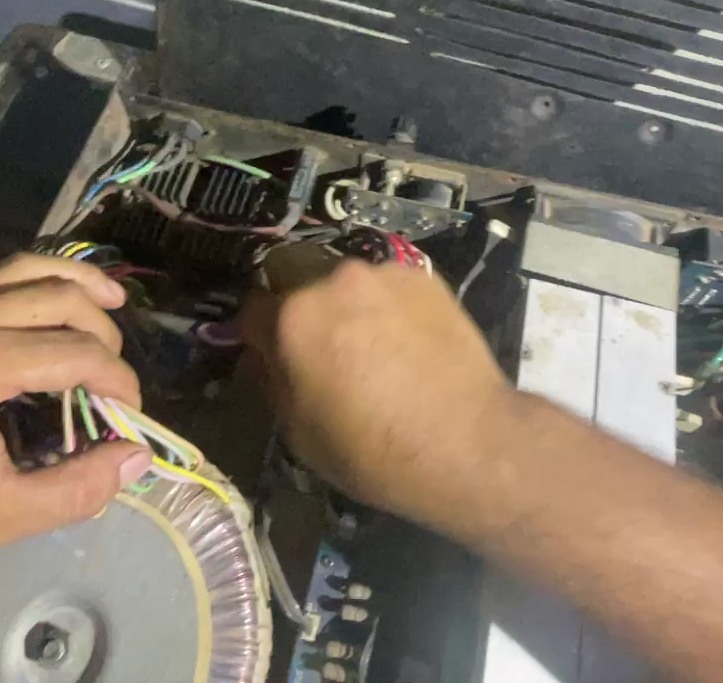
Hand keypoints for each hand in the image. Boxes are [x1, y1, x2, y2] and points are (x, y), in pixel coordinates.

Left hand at [0, 255, 152, 591]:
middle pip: (59, 296)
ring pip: (22, 268)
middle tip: (117, 371)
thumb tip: (138, 458)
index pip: (77, 352)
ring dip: (73, 281)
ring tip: (110, 300)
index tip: (130, 415)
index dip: (118, 380)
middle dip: (103, 330)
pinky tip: (40, 304)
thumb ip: (78, 488)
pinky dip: (27, 279)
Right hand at [240, 259, 518, 521]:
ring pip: (348, 284)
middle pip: (302, 288)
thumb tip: (264, 353)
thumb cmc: (373, 450)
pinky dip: (391, 305)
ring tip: (379, 347)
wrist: (467, 439)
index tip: (276, 354)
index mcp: (293, 317)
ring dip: (351, 307)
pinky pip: (390, 285)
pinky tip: (411, 340)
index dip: (262, 335)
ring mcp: (382, 273)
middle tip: (332, 354)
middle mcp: (332, 280)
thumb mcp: (300, 433)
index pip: (254, 309)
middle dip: (308, 316)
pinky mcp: (423, 275)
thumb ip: (272, 381)